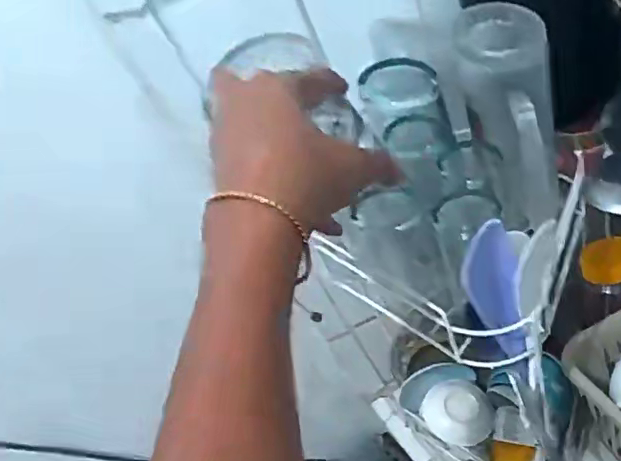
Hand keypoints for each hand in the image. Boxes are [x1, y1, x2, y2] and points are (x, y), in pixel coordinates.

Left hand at [207, 69, 397, 233]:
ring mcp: (227, 136)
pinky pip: (258, 170)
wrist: (258, 220)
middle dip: (289, 110)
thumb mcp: (353, 169)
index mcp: (278, 89)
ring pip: (261, 137)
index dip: (330, 85)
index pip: (309, 80)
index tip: (342, 89)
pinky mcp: (222, 170)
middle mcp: (245, 102)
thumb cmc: (307, 176)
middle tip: (308, 123)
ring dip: (285, 153)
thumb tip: (398, 171)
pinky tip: (312, 214)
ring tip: (315, 181)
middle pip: (267, 97)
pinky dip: (281, 184)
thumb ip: (376, 165)